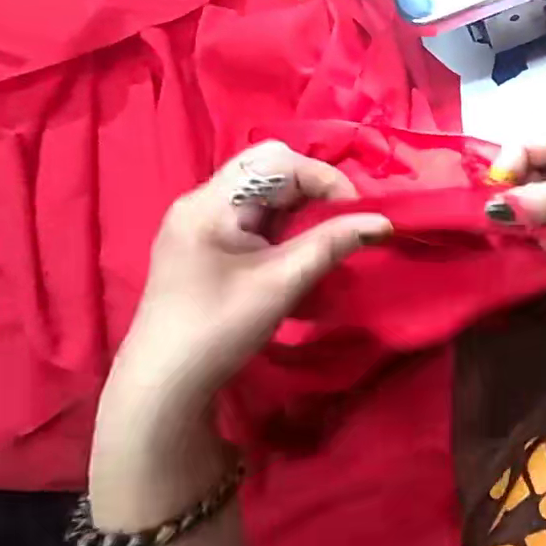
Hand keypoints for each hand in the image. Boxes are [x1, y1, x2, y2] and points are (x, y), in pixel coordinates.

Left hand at [96, 142, 390, 454]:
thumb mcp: (281, 284)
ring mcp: (201, 223)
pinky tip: (296, 249)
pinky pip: (254, 217)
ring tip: (325, 236)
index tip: (354, 211)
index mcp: (209, 203)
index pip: (275, 160)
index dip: (321, 177)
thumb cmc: (219, 330)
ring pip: (263, 193)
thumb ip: (331, 245)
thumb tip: (382, 222)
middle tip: (341, 220)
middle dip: (312, 189)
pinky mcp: (207, 244)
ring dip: (300, 207)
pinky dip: (283, 225)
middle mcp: (201, 202)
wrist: (163, 385)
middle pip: (267, 169)